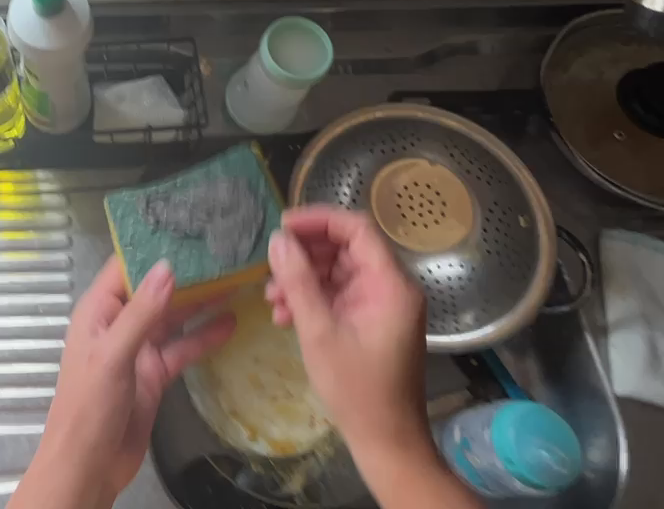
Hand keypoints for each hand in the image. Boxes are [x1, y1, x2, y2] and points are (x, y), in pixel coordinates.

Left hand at [11, 258, 236, 508]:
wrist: (88, 466)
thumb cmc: (88, 406)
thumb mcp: (112, 354)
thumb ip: (141, 312)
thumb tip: (167, 267)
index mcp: (99, 309)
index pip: (125, 266)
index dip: (151, 247)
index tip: (183, 229)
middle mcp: (119, 322)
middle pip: (154, 288)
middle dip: (183, 273)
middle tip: (219, 252)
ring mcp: (138, 348)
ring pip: (172, 316)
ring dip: (199, 302)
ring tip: (233, 280)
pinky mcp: (154, 373)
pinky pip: (182, 348)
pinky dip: (204, 336)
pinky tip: (229, 324)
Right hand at [265, 206, 429, 457]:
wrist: (386, 443)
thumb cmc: (357, 389)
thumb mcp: (319, 331)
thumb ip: (298, 281)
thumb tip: (278, 239)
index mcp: (391, 285)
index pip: (356, 229)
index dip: (318, 220)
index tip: (283, 226)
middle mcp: (391, 287)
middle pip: (344, 247)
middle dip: (305, 254)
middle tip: (272, 264)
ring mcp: (381, 304)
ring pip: (337, 270)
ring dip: (302, 278)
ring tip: (272, 297)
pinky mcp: (370, 320)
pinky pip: (338, 293)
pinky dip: (311, 297)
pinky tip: (284, 314)